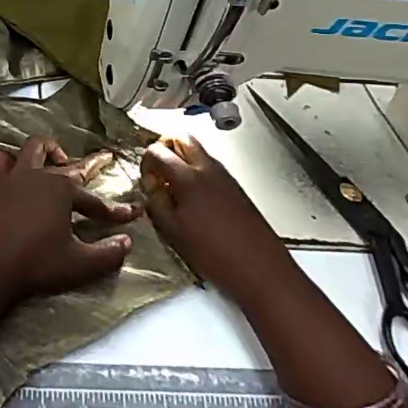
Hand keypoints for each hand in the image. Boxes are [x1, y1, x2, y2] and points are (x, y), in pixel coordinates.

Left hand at [0, 137, 138, 303]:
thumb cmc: (35, 262)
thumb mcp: (79, 264)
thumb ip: (107, 254)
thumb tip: (126, 242)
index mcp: (63, 191)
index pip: (96, 202)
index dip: (116, 211)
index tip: (133, 213)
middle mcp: (41, 176)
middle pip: (70, 167)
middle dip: (91, 165)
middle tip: (105, 158)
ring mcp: (16, 177)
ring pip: (33, 148)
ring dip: (48, 149)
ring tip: (58, 158)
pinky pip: (2, 162)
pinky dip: (11, 161)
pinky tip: (16, 169)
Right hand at [141, 135, 285, 291]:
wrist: (261, 269)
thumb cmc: (213, 253)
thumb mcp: (172, 231)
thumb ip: (155, 202)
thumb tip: (151, 188)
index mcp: (187, 176)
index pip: (157, 151)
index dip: (146, 161)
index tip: (146, 179)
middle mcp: (208, 168)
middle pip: (182, 138)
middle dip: (165, 147)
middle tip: (158, 168)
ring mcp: (225, 176)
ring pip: (198, 151)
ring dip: (182, 159)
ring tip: (175, 186)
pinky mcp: (236, 188)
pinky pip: (211, 166)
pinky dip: (197, 171)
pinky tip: (195, 199)